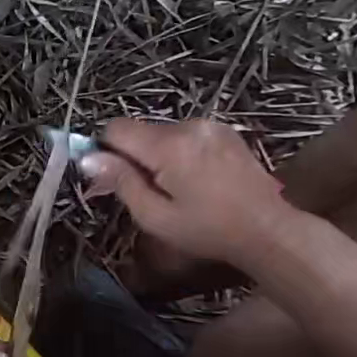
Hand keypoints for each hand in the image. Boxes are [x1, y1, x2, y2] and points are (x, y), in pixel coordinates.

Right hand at [82, 118, 291, 268]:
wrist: (268, 229)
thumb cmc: (208, 230)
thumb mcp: (156, 217)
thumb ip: (121, 182)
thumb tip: (88, 158)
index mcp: (169, 146)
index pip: (116, 128)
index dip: (107, 151)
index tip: (115, 177)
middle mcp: (188, 126)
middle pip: (140, 131)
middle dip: (135, 157)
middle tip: (148, 193)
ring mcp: (210, 125)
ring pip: (162, 134)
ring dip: (158, 156)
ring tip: (178, 189)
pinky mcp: (224, 131)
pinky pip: (185, 135)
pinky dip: (180, 153)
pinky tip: (197, 180)